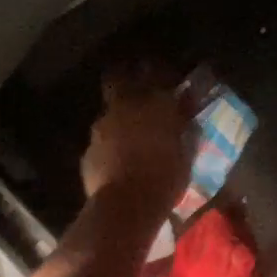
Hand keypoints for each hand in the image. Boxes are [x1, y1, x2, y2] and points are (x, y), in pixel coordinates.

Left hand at [80, 74, 192, 210]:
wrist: (125, 205)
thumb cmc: (166, 178)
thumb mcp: (187, 153)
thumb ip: (186, 128)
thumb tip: (188, 114)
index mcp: (154, 103)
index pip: (156, 72)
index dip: (159, 71)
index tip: (166, 76)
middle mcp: (124, 106)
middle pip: (117, 77)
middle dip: (125, 78)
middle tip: (135, 87)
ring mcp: (101, 126)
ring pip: (108, 110)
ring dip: (118, 116)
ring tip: (129, 133)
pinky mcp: (88, 149)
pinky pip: (100, 139)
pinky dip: (109, 144)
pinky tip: (117, 159)